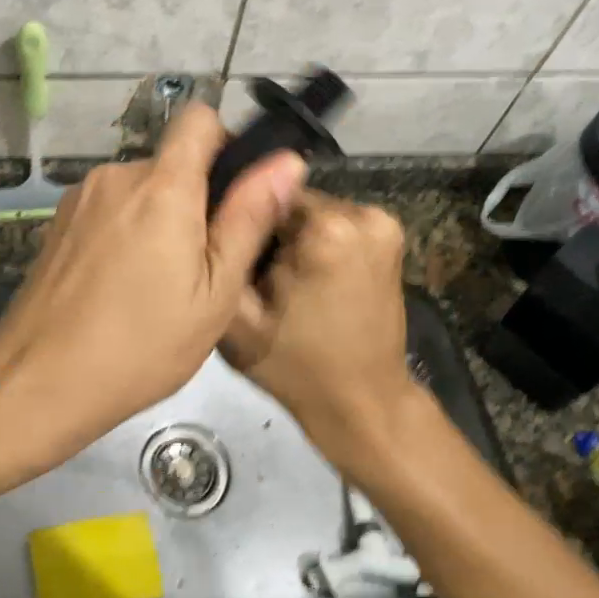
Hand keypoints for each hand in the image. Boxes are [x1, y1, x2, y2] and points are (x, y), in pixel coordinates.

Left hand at [0, 103, 305, 462]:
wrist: (38, 380)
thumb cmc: (141, 345)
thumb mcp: (214, 293)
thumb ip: (249, 219)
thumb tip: (285, 160)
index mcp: (161, 186)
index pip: (198, 119)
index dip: (226, 144)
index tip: (236, 193)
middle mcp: (116, 177)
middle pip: (170, 163)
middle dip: (194, 199)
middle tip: (202, 266)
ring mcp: (80, 199)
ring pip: (139, 190)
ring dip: (158, 220)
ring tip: (159, 286)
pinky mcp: (57, 224)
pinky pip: (109, 210)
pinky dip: (125, 233)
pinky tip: (121, 288)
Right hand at [220, 192, 421, 470]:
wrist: (363, 404)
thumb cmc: (297, 366)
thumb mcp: (238, 318)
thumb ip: (224, 256)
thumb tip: (208, 209)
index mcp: (327, 229)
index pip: (263, 193)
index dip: (241, 221)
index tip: (230, 253)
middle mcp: (364, 215)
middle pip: (291, 202)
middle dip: (269, 230)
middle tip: (251, 274)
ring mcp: (384, 226)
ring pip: (312, 212)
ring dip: (291, 237)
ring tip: (274, 278)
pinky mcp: (391, 240)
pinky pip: (335, 226)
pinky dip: (316, 245)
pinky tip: (301, 279)